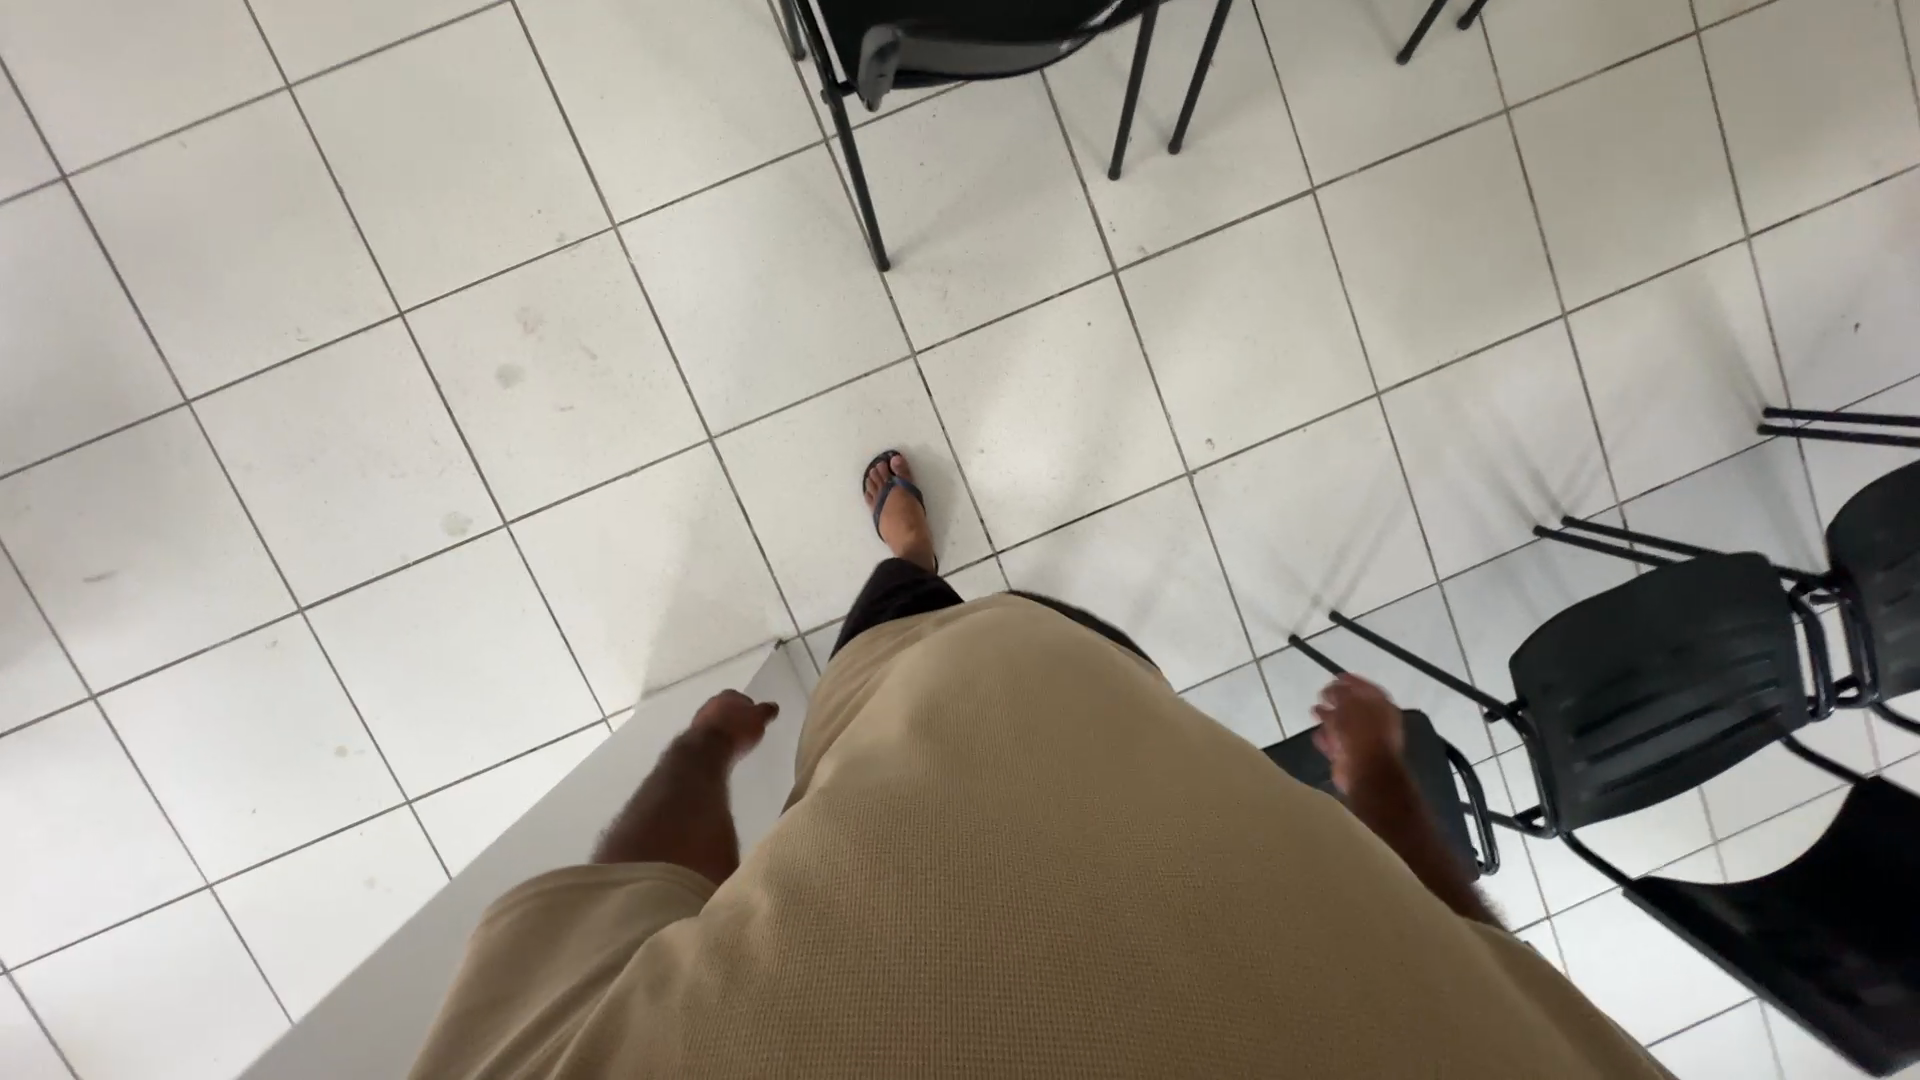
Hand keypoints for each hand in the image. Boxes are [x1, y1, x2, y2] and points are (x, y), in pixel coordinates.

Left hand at [688, 690, 779, 762]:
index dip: (749, 710)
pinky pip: (708, 735)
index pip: (742, 698)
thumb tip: (773, 706)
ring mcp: (699, 718)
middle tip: (744, 731)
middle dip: (734, 717)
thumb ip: (767, 711)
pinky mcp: (691, 735)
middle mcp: (711, 702)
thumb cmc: (737, 730)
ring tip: (733, 743)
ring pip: (716, 721)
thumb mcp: (760, 720)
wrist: (707, 750)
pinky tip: (721, 750)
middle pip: (727, 708)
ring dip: (723, 729)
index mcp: (729, 694)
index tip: (754, 721)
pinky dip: (714, 740)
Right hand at [1311, 674, 1406, 794]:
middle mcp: (1377, 723)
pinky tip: (1317, 733)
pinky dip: (1327, 736)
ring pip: (1344, 725)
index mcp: (1382, 708)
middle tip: (1322, 694)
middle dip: (1338, 699)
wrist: (1365, 773)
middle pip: (1355, 706)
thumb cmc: (1361, 734)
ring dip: (1329, 717)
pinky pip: (1337, 742)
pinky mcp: (1352, 757)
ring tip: (1314, 711)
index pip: (1367, 688)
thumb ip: (1341, 693)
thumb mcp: (1349, 705)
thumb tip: (1332, 688)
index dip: (1352, 681)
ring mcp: (1365, 741)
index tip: (1336, 676)